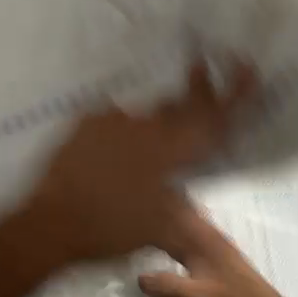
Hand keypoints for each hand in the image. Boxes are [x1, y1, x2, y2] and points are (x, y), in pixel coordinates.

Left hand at [12, 60, 255, 267]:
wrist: (51, 222)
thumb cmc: (110, 229)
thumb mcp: (160, 225)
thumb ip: (184, 206)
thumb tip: (193, 196)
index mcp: (168, 152)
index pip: (210, 120)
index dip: (233, 94)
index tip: (246, 67)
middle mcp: (144, 127)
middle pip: (179, 105)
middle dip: (197, 89)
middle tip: (203, 68)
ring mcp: (112, 121)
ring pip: (146, 115)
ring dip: (156, 120)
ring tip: (148, 143)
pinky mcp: (85, 122)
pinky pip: (114, 120)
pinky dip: (122, 131)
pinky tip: (113, 150)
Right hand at [138, 209, 297, 296]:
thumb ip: (168, 287)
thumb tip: (138, 276)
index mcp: (204, 240)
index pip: (170, 213)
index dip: (149, 203)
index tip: (124, 194)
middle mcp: (208, 242)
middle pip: (177, 215)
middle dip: (155, 205)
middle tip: (127, 201)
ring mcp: (213, 257)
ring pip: (182, 230)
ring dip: (164, 221)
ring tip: (138, 217)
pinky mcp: (215, 275)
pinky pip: (185, 248)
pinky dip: (171, 242)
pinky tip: (162, 249)